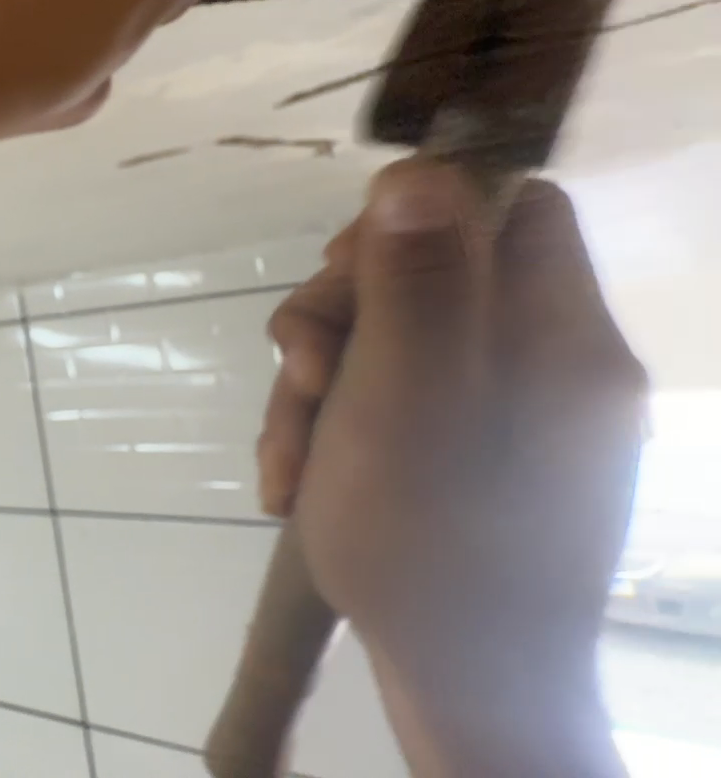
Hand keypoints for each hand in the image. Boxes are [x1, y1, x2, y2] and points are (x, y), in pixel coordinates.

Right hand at [260, 162, 644, 775]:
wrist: (455, 675)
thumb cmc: (427, 535)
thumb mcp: (405, 397)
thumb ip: (418, 282)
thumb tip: (418, 168)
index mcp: (555, 336)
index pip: (506, 209)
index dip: (413, 219)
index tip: (345, 274)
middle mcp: (536, 360)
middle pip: (418, 275)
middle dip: (333, 317)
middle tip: (301, 376)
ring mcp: (492, 406)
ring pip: (377, 340)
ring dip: (310, 385)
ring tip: (286, 457)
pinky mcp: (452, 445)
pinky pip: (376, 396)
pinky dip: (324, 426)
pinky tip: (295, 478)